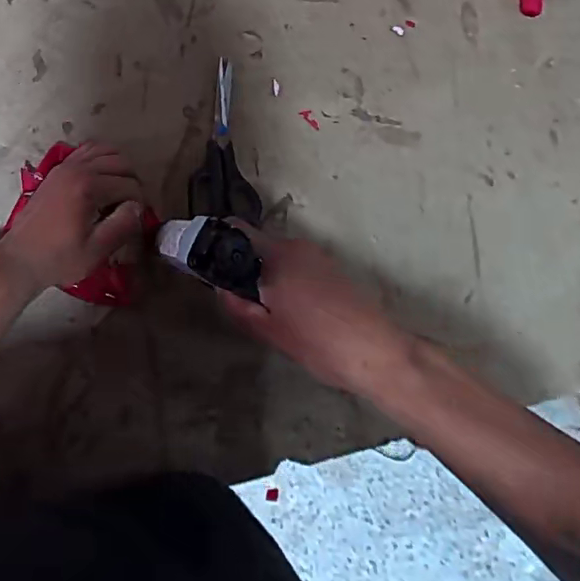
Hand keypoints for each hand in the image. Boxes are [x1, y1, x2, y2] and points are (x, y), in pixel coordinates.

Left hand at [0, 142, 146, 297]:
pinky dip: (101, 158)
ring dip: (119, 168)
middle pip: (121, 163)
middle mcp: (78, 169)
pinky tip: (102, 179)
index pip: (129, 185)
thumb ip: (122, 226)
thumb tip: (138, 207)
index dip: (139, 202)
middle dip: (133, 183)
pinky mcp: (58, 169)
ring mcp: (65, 166)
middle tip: (131, 207)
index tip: (137, 219)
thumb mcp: (95, 251)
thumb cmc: (58, 259)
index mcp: (87, 187)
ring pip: (106, 151)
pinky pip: (87, 150)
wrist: (19, 260)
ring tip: (119, 192)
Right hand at [214, 223, 414, 395]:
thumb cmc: (317, 342)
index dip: (217, 240)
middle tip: (237, 297)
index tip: (205, 259)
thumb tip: (221, 289)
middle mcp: (297, 246)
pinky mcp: (333, 269)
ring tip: (268, 310)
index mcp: (277, 255)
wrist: (374, 351)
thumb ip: (239, 306)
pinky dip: (288, 280)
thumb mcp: (268, 330)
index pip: (237, 229)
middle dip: (244, 265)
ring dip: (268, 275)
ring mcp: (318, 255)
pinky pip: (299, 266)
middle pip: (259, 245)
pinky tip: (293, 311)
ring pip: (280, 258)